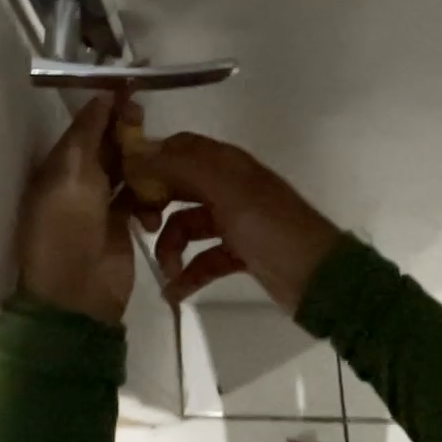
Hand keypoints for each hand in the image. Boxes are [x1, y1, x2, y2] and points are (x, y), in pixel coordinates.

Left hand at [16, 97, 135, 325]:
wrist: (77, 296)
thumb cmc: (67, 228)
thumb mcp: (71, 175)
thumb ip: (87, 134)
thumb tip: (101, 96)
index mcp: (59, 165)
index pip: (86, 126)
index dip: (107, 107)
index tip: (132, 88)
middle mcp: (79, 179)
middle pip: (108, 144)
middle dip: (128, 131)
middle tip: (145, 119)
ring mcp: (101, 202)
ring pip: (128, 168)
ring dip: (142, 164)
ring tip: (158, 165)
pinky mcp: (121, 223)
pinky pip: (140, 196)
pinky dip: (149, 197)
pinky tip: (152, 208)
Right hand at [135, 133, 342, 312]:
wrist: (319, 278)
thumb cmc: (271, 227)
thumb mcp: (227, 190)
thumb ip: (184, 166)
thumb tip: (140, 151)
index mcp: (225, 163)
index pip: (177, 148)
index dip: (149, 160)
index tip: (121, 182)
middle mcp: (227, 185)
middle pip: (177, 185)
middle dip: (154, 204)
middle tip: (138, 226)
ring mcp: (234, 219)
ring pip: (186, 224)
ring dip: (171, 246)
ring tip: (167, 272)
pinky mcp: (239, 252)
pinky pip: (203, 257)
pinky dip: (189, 272)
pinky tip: (175, 293)